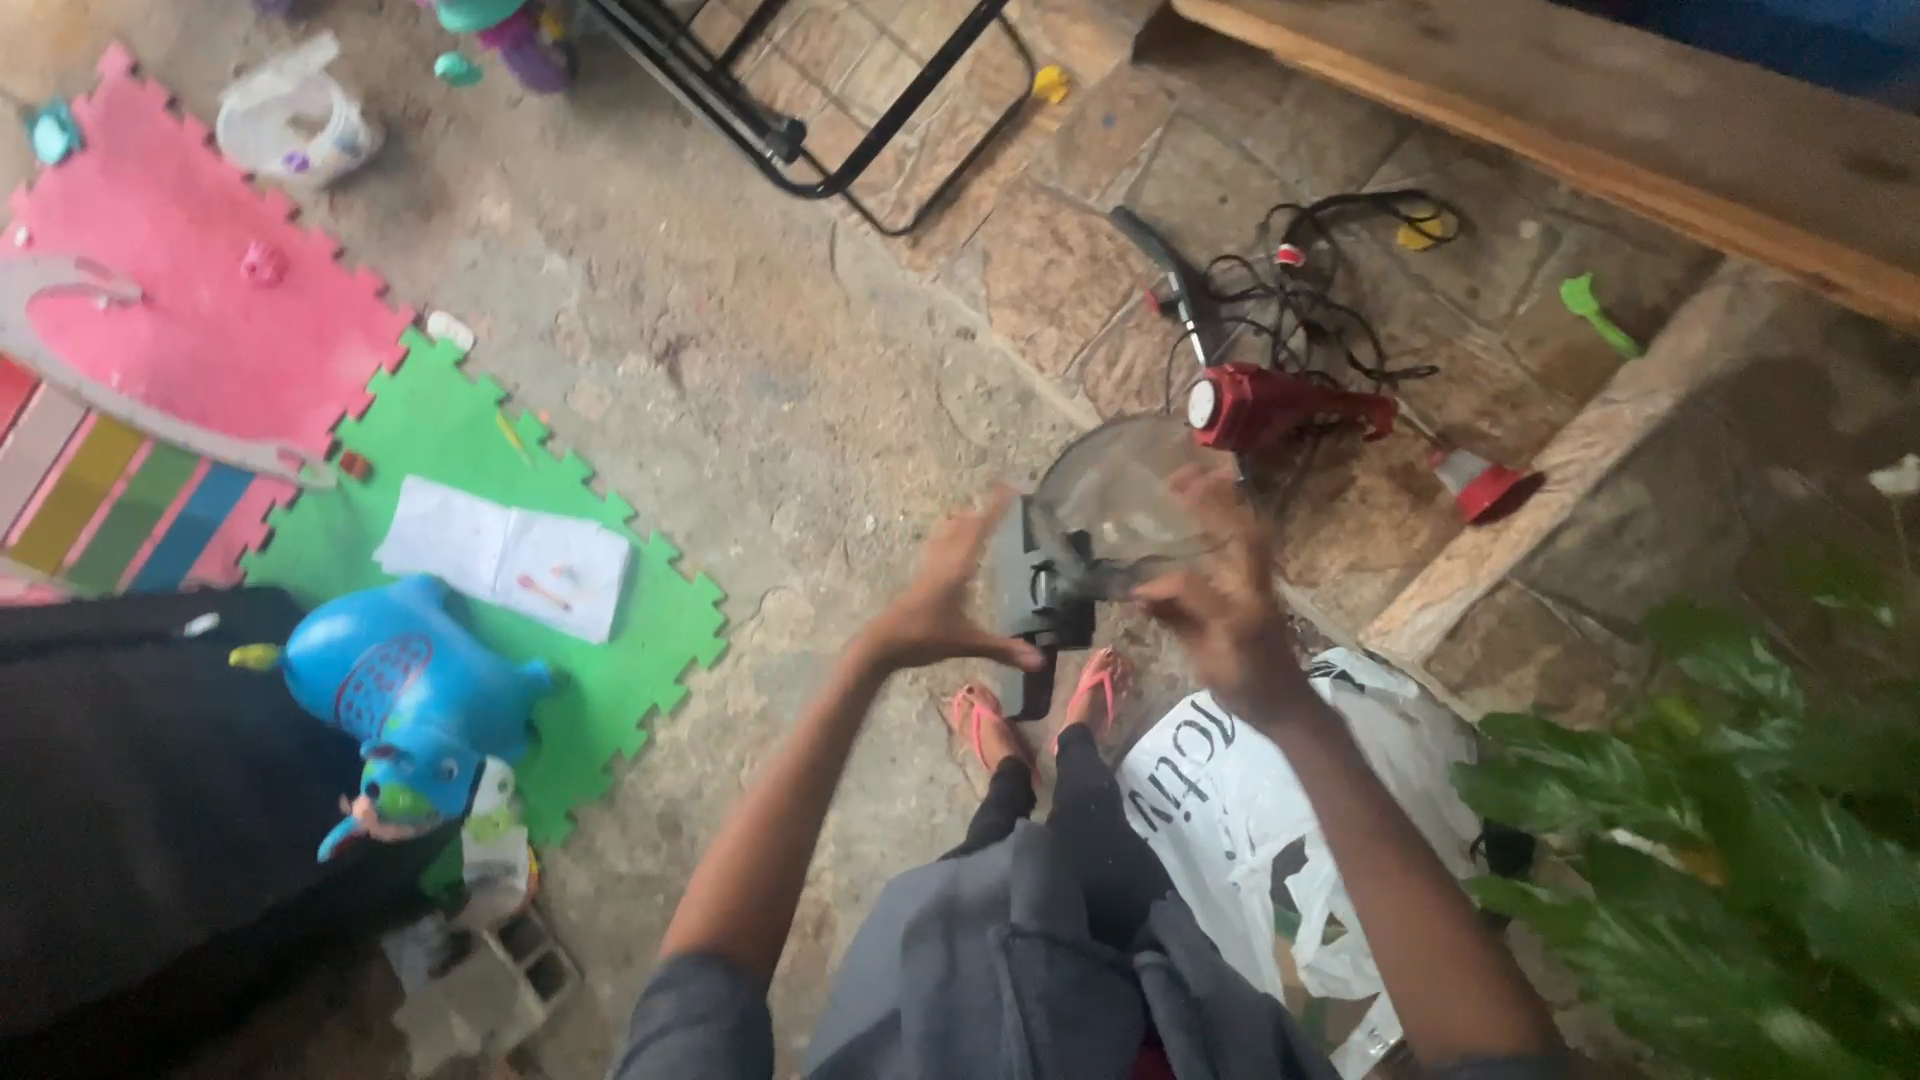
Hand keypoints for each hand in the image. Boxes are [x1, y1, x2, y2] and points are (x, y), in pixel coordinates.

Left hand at [853, 485, 1045, 673]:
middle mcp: (942, 562)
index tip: (1009, 489)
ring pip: (946, 535)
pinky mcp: (920, 580)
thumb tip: (1040, 662)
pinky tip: (948, 548)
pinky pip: (938, 548)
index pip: (978, 530)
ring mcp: (928, 570)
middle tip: (1000, 496)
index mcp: (956, 569)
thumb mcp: (966, 643)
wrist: (881, 644)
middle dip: (982, 510)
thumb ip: (1003, 650)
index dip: (994, 509)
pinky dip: (949, 538)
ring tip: (974, 513)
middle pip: (962, 527)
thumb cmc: (923, 638)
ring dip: (962, 521)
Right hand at [1131, 467, 1311, 720]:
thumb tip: (1136, 596)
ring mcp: (1261, 584)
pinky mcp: (1260, 585)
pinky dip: (1233, 520)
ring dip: (1227, 503)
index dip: (1161, 586)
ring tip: (1199, 478)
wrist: (1287, 704)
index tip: (1137, 594)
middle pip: (1240, 534)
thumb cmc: (1246, 687)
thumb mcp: (1206, 663)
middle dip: (1213, 502)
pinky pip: (1250, 543)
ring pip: (1250, 533)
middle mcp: (1253, 590)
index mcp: (1237, 614)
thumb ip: (1175, 623)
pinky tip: (1212, 508)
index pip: (1193, 585)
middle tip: (1181, 478)